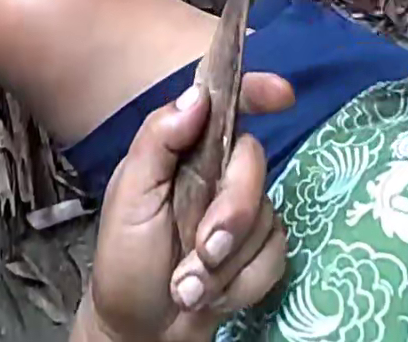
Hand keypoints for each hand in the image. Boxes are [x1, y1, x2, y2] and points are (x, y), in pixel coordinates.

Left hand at [78, 74, 294, 341]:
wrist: (139, 332)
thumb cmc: (126, 253)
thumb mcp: (131, 193)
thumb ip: (159, 139)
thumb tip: (197, 96)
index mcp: (188, 144)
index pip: (227, 103)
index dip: (257, 90)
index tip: (282, 94)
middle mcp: (220, 168)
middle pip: (252, 163)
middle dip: (233, 211)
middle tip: (203, 248)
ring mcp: (241, 208)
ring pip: (266, 215)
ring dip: (228, 261)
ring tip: (188, 285)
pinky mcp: (257, 249)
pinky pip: (274, 255)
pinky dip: (242, 284)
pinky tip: (210, 297)